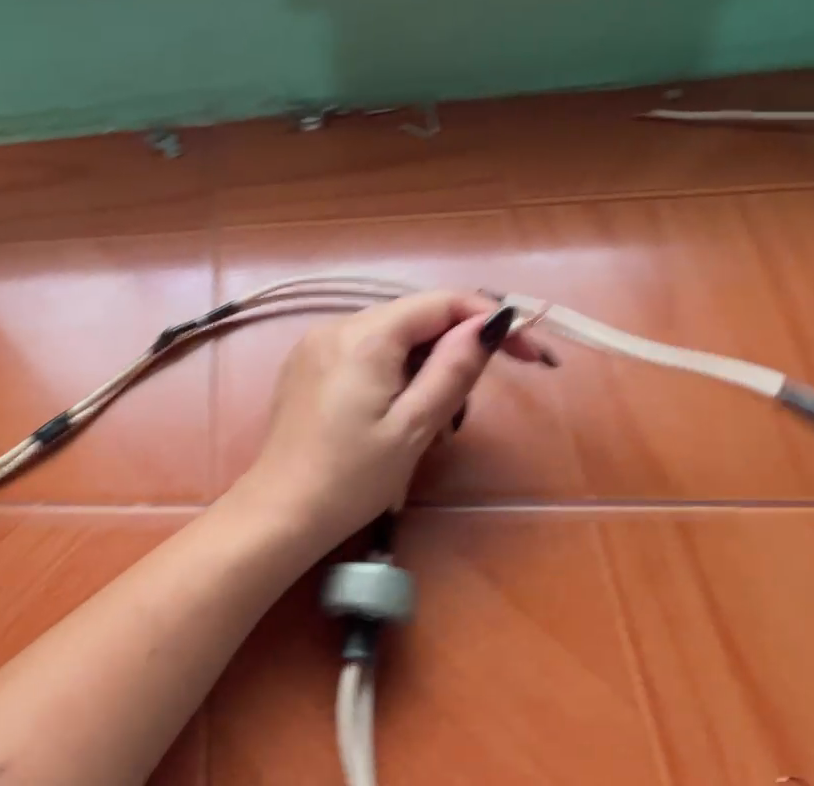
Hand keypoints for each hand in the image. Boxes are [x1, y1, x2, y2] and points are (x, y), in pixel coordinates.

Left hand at [227, 291, 544, 552]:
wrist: (282, 511)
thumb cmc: (352, 477)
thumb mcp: (414, 426)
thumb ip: (453, 369)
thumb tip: (491, 324)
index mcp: (364, 336)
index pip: (440, 303)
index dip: (489, 320)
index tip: (531, 355)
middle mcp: (335, 327)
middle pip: (414, 320)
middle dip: (452, 354)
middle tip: (464, 413)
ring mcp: (315, 345)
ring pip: (390, 339)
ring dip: (422, 370)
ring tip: (426, 428)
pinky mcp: (306, 367)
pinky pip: (362, 355)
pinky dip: (390, 376)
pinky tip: (392, 419)